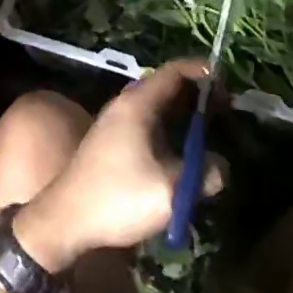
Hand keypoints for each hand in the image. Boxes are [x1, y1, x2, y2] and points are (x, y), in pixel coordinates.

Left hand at [13, 62, 225, 270]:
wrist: (65, 220)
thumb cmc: (117, 198)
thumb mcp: (169, 191)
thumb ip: (202, 174)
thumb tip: (220, 167)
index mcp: (137, 105)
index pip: (174, 72)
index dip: (202, 73)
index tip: (228, 85)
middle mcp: (125, 105)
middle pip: (167, 87)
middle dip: (198, 94)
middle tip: (227, 110)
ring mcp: (117, 123)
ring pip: (158, 107)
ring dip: (184, 114)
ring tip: (213, 130)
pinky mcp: (114, 142)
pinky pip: (149, 124)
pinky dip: (171, 128)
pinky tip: (186, 151)